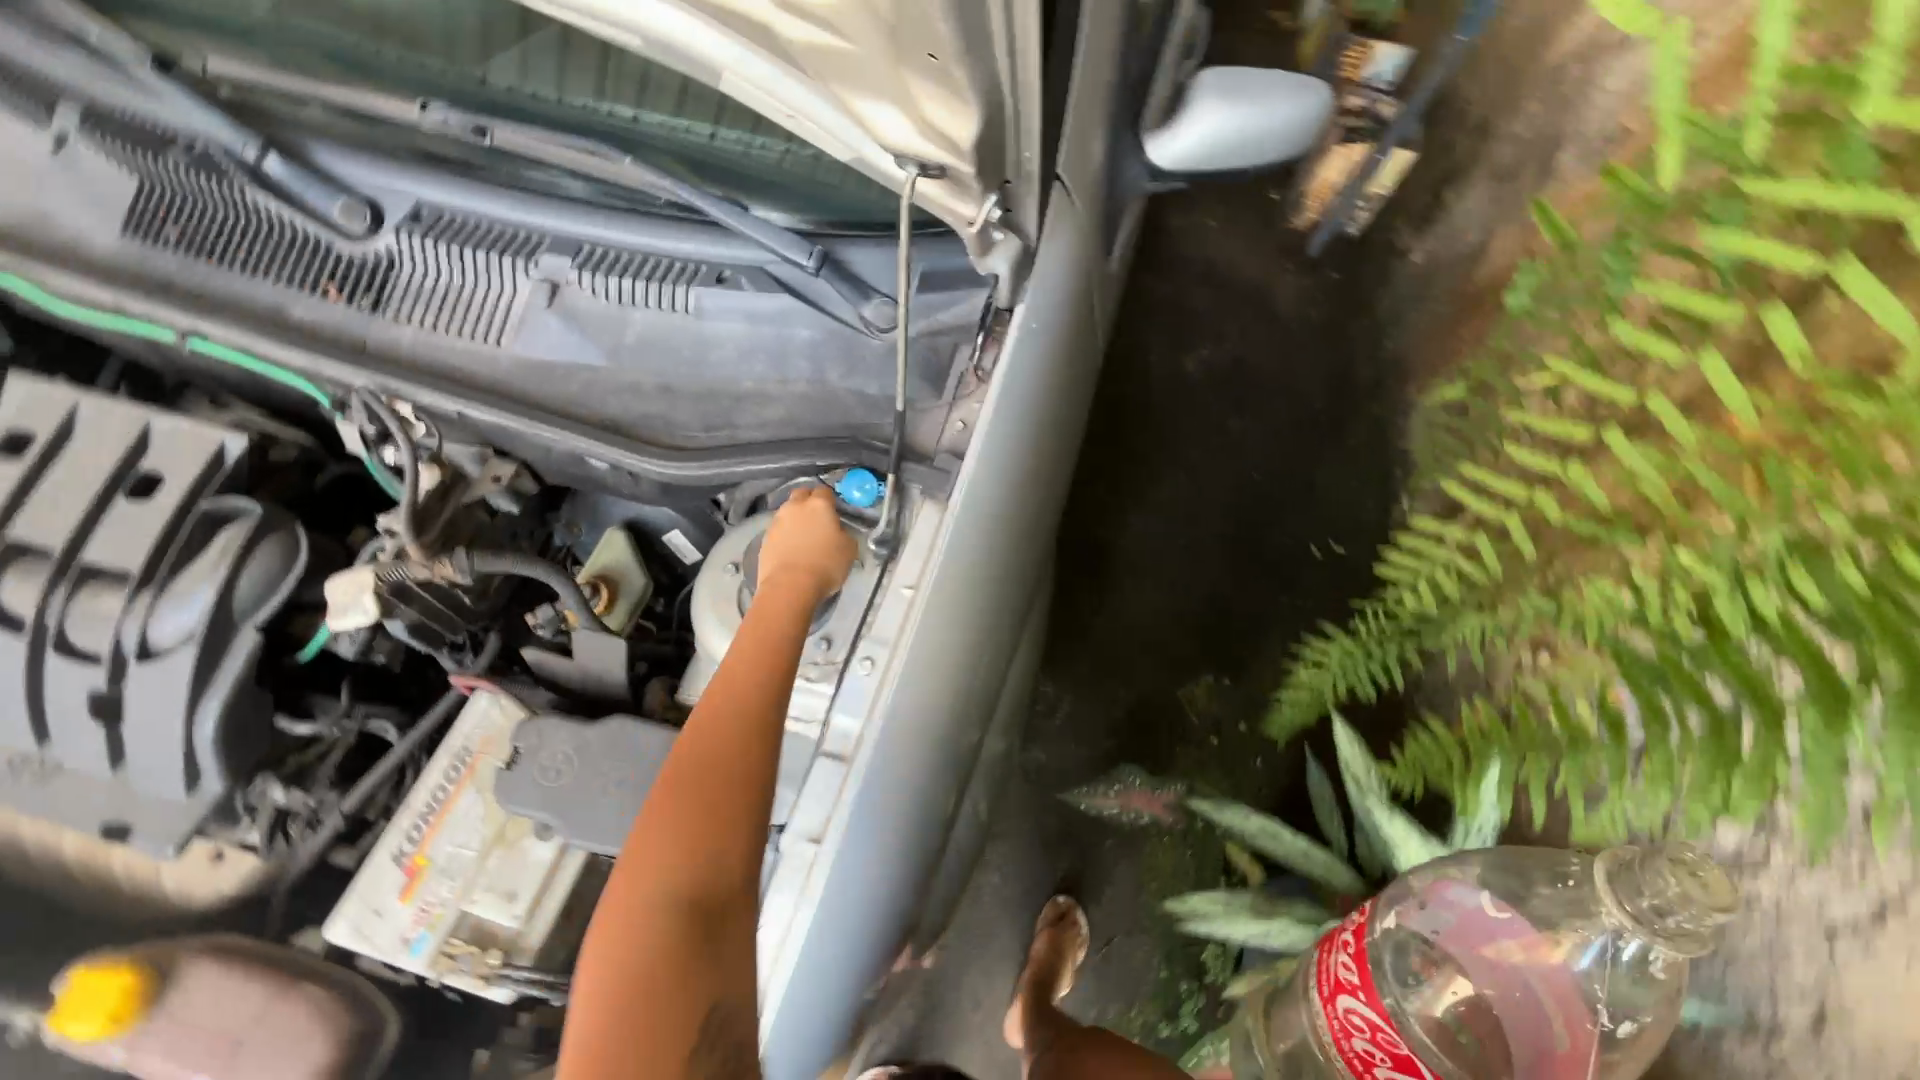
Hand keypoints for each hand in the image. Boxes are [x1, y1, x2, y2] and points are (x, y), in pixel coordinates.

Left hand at [757, 486, 855, 601]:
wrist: (789, 586)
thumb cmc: (825, 565)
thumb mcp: (849, 549)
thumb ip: (844, 532)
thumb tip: (837, 530)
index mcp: (819, 504)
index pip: (824, 490)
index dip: (830, 499)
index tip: (834, 510)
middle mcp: (795, 507)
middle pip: (801, 494)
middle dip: (808, 500)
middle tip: (817, 518)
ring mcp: (776, 521)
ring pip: (787, 511)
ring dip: (795, 518)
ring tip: (803, 535)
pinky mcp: (765, 538)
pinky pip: (778, 529)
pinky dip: (785, 534)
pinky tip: (791, 548)